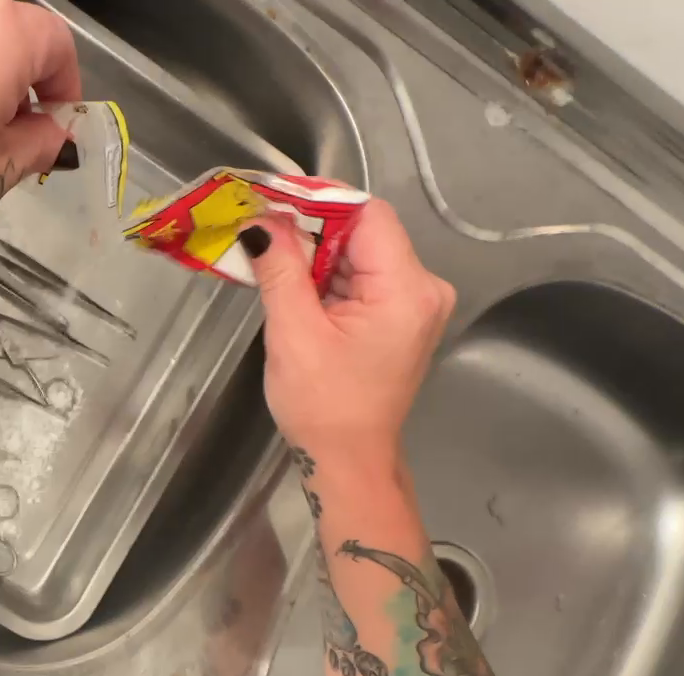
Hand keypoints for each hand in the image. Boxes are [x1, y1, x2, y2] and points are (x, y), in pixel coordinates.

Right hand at [241, 200, 454, 468]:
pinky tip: (300, 302)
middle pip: (364, 236)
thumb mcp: (292, 334)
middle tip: (263, 247)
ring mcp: (416, 306)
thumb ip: (280, 271)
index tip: (270, 209)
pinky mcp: (401, 321)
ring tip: (275, 278)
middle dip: (311, 239)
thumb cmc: (321, 405)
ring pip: (360, 260)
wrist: (346, 460)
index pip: (366, 215)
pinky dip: (329, 286)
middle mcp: (424, 288)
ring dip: (316, 265)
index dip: (317, 206)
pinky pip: (362, 284)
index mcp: (406, 288)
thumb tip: (259, 222)